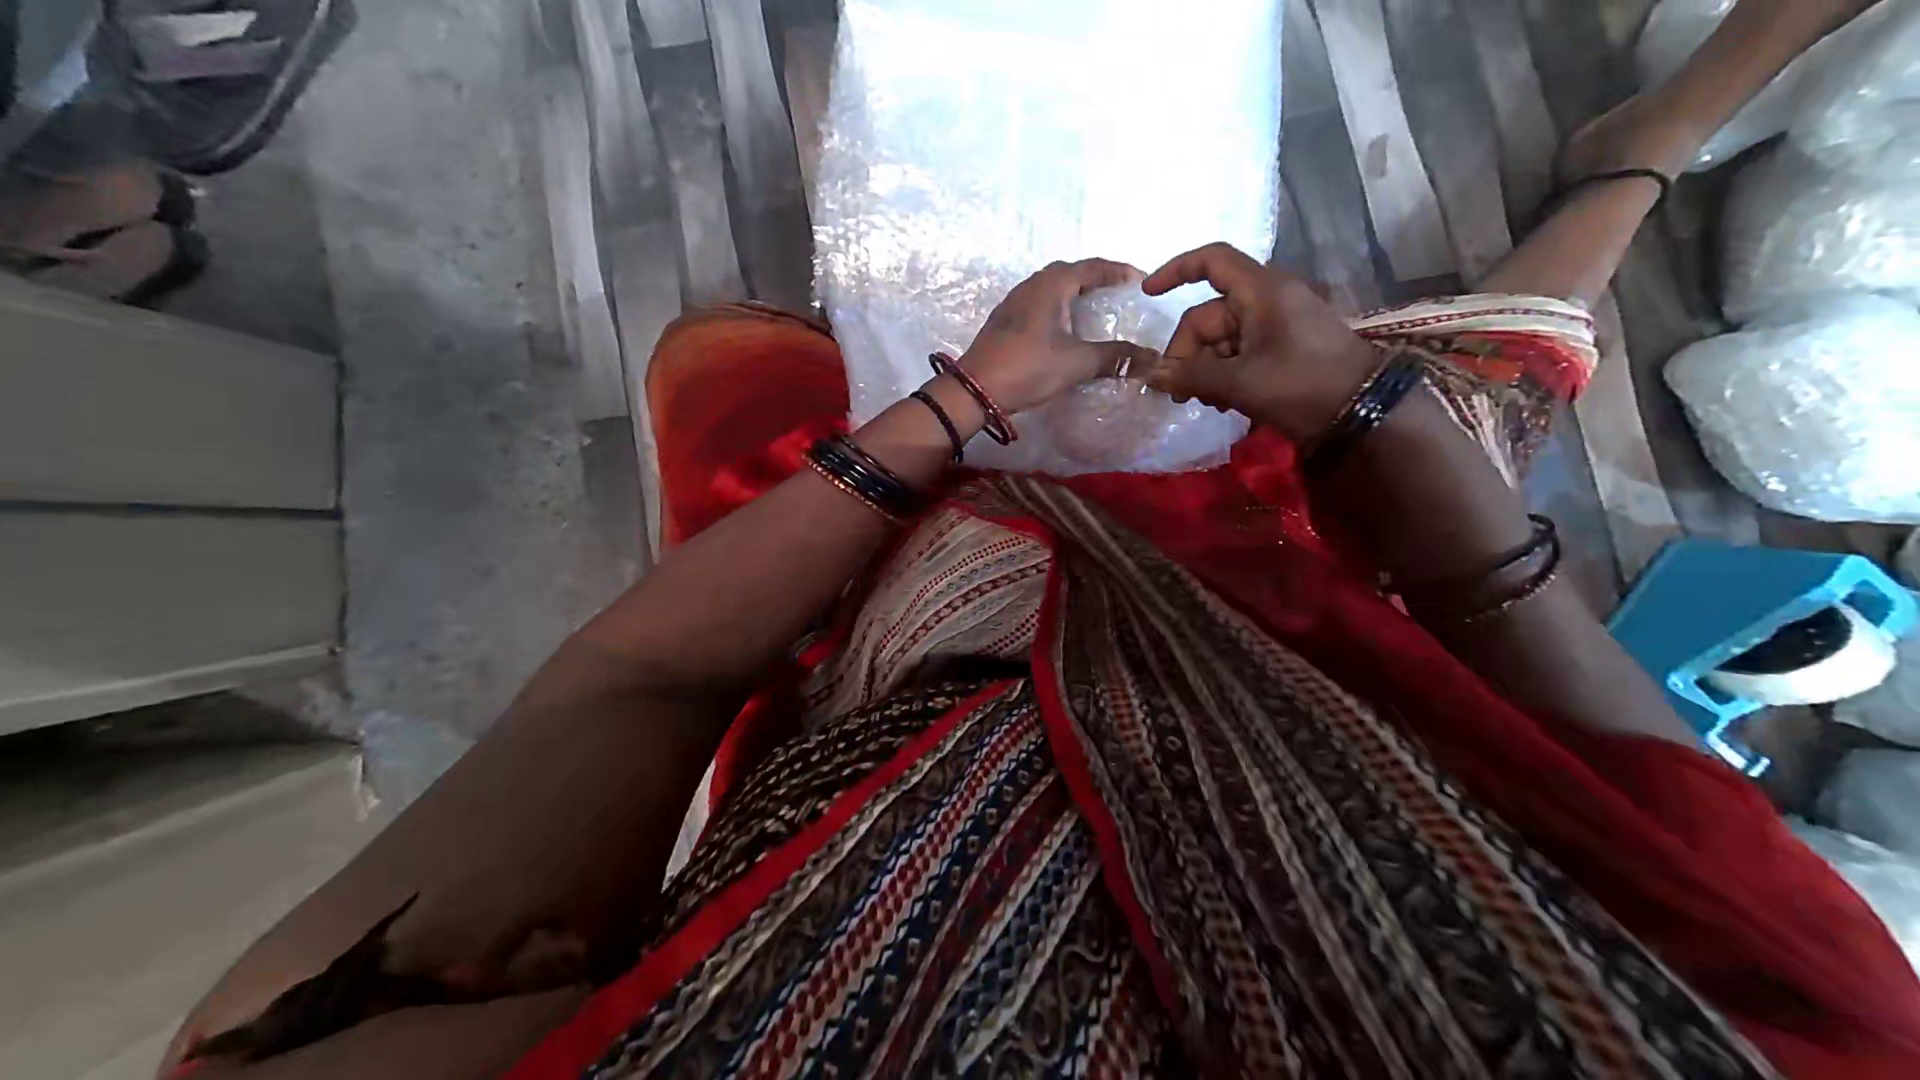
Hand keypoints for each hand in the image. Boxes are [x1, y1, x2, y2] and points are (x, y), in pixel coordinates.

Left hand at [959, 258, 1149, 413]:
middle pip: (1070, 274)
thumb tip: (1152, 359)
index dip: (1118, 272)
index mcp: (1051, 284)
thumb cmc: (1028, 368)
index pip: (1093, 267)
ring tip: (1096, 310)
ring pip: (1051, 290)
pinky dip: (1058, 311)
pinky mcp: (1005, 323)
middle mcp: (1031, 285)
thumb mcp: (1078, 362)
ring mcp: (1014, 303)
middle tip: (1119, 293)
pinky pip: (1039, 306)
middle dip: (1096, 280)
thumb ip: (1116, 357)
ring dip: (1075, 295)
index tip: (1140, 280)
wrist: (975, 391)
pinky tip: (1066, 330)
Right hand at [1141, 242, 1382, 441]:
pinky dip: (1222, 376)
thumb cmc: (1302, 385)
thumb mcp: (1240, 382)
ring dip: (1204, 371)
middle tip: (1180, 393)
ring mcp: (1273, 328)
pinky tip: (1222, 403)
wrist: (1361, 412)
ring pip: (1219, 342)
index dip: (1176, 271)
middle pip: (1207, 316)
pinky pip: (1236, 356)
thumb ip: (1191, 376)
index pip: (1212, 261)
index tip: (1148, 295)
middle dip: (1188, 353)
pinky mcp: (1278, 352)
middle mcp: (1265, 302)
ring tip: (1206, 402)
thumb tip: (1151, 376)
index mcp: (1261, 292)